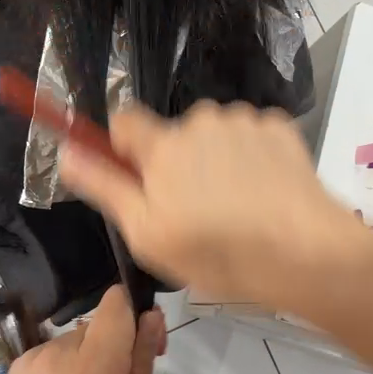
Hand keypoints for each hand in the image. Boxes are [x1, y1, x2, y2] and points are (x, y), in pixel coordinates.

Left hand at [0, 287, 164, 373]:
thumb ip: (143, 372)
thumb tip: (151, 320)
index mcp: (90, 373)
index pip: (116, 304)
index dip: (138, 316)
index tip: (149, 348)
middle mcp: (55, 354)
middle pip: (100, 323)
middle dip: (119, 346)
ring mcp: (31, 360)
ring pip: (78, 338)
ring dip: (93, 360)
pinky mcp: (16, 369)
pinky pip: (56, 353)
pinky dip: (69, 370)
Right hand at [58, 100, 364, 303]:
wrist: (307, 253)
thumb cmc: (218, 252)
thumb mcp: (147, 234)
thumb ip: (105, 187)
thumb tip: (66, 152)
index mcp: (163, 145)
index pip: (124, 120)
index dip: (125, 147)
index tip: (139, 180)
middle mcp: (201, 121)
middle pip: (173, 134)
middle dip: (177, 164)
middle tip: (194, 212)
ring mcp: (244, 122)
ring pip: (214, 136)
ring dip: (216, 162)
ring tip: (235, 210)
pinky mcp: (280, 129)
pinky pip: (251, 137)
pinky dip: (252, 160)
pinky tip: (264, 196)